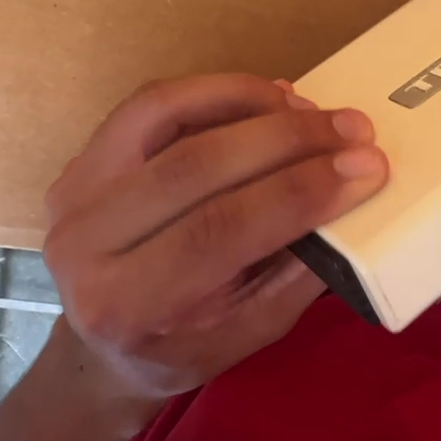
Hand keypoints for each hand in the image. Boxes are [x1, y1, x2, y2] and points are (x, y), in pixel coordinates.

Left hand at [40, 74, 388, 410]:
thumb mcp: (253, 329)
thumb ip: (297, 268)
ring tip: (315, 109)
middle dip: (288, 140)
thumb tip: (348, 193)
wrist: (104, 348)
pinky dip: (219, 92)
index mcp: (127, 304)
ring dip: (254, 103)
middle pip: (195, 166)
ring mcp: (74, 191)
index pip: (219, 230)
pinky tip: (271, 99)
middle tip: (355, 130)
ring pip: (167, 115)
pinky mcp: (83, 158)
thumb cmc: (184, 348)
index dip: (299, 191)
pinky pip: (155, 102)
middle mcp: (84, 243)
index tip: (366, 168)